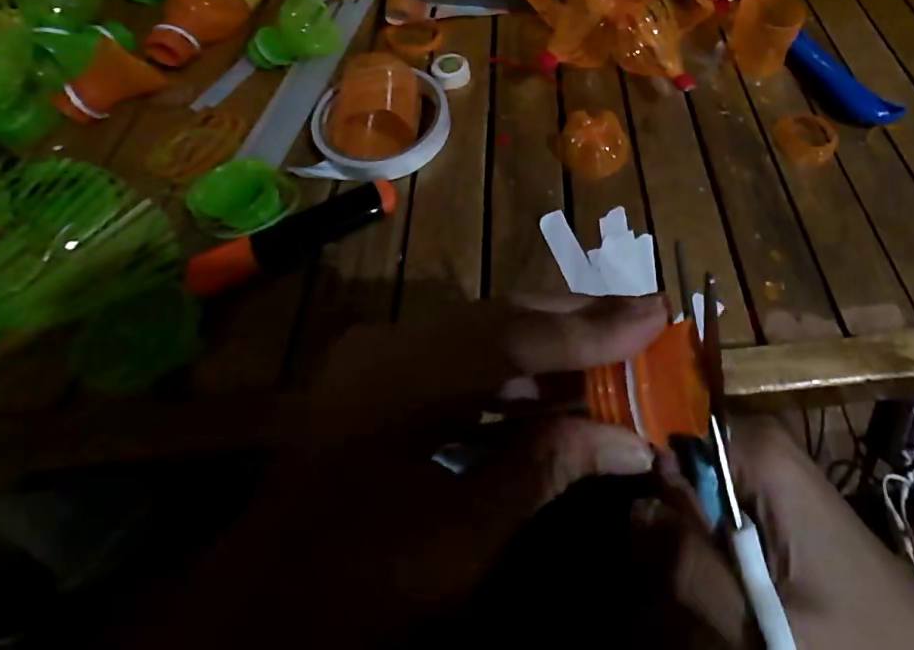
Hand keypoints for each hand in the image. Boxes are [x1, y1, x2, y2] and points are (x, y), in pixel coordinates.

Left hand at [144, 295, 669, 645]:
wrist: (258, 602)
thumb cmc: (357, 581)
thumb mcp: (459, 542)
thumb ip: (542, 472)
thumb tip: (625, 439)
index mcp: (400, 380)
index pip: (511, 339)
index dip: (588, 329)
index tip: (655, 311)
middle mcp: (387, 348)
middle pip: (496, 320)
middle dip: (574, 320)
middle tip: (645, 313)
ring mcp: (378, 359)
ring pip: (478, 337)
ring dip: (546, 346)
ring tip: (616, 342)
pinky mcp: (378, 379)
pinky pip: (458, 364)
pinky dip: (510, 374)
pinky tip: (555, 384)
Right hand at [645, 416, 913, 649]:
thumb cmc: (859, 642)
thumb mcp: (766, 620)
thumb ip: (690, 563)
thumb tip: (633, 506)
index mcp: (758, 449)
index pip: (665, 433)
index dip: (642, 477)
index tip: (632, 526)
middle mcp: (762, 445)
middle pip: (679, 465)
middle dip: (667, 517)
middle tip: (669, 575)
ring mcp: (773, 473)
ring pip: (696, 492)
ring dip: (687, 541)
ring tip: (701, 593)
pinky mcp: (781, 502)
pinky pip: (721, 510)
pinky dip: (711, 548)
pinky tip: (722, 590)